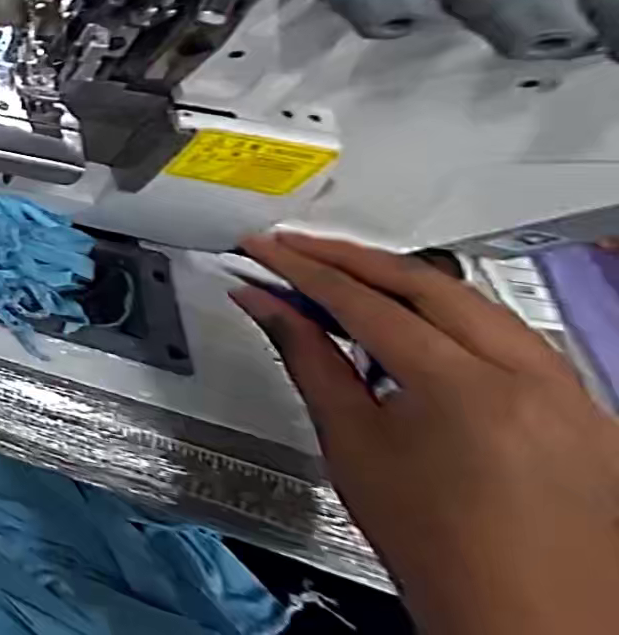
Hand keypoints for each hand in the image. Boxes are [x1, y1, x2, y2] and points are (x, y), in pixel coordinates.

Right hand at [235, 233, 618, 634]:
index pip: (365, 302)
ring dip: (400, 279)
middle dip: (350, 257)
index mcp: (468, 389)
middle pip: (429, 285)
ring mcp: (573, 396)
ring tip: (340, 270)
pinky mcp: (585, 412)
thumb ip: (305, 354)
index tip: (258, 249)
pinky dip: (446, 312)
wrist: (528, 617)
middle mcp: (535, 382)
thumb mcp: (349, 436)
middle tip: (291, 245)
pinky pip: (508, 335)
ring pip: (476, 303)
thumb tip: (261, 301)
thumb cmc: (429, 536)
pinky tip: (407, 317)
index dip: (301, 268)